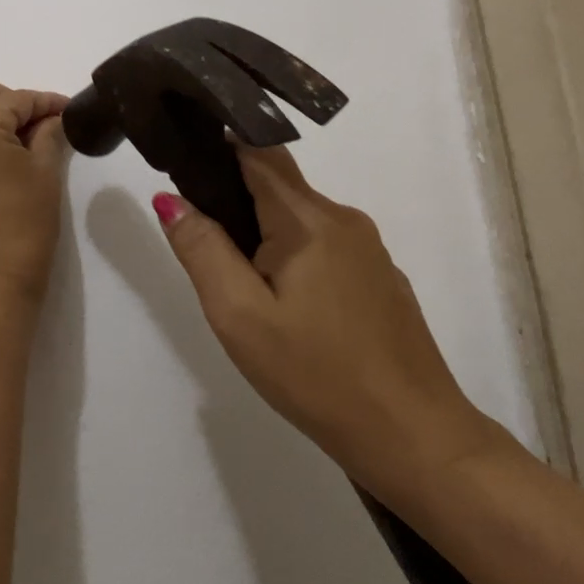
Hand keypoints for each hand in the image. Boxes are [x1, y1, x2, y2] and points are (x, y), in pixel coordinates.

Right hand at [152, 145, 503, 490]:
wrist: (413, 436)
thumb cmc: (315, 373)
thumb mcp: (239, 315)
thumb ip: (202, 250)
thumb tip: (170, 198)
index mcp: (307, 218)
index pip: (256, 150)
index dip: (216, 147)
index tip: (181, 163)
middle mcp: (343, 219)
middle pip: (277, 184)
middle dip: (233, 198)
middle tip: (200, 245)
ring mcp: (368, 250)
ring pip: (299, 218)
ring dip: (262, 233)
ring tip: (238, 285)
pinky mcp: (379, 279)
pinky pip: (323, 246)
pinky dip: (292, 257)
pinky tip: (285, 307)